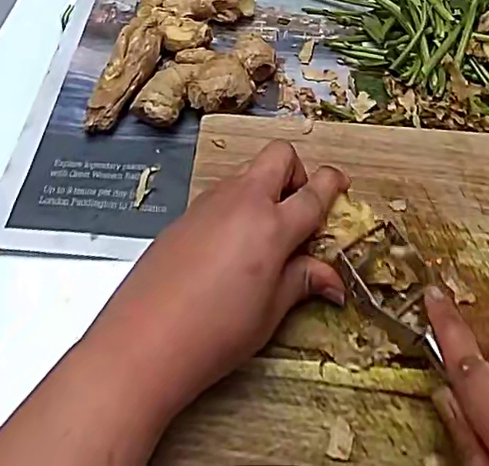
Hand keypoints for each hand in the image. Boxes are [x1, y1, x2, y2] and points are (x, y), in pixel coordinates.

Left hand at [0, 141, 347, 465]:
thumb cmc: (217, 330)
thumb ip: (301, 281)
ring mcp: (210, 201)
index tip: (341, 182)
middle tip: (298, 211)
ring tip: (265, 239)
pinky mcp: (188, 210)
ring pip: (248, 173)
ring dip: (265, 190)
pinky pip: (223, 193)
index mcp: (271, 225)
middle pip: (278, 156)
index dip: (331, 183)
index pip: (312, 192)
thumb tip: (332, 278)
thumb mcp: (269, 312)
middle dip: (296, 172)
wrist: (147, 333)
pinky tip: (231, 248)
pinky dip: (238, 205)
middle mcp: (241, 200)